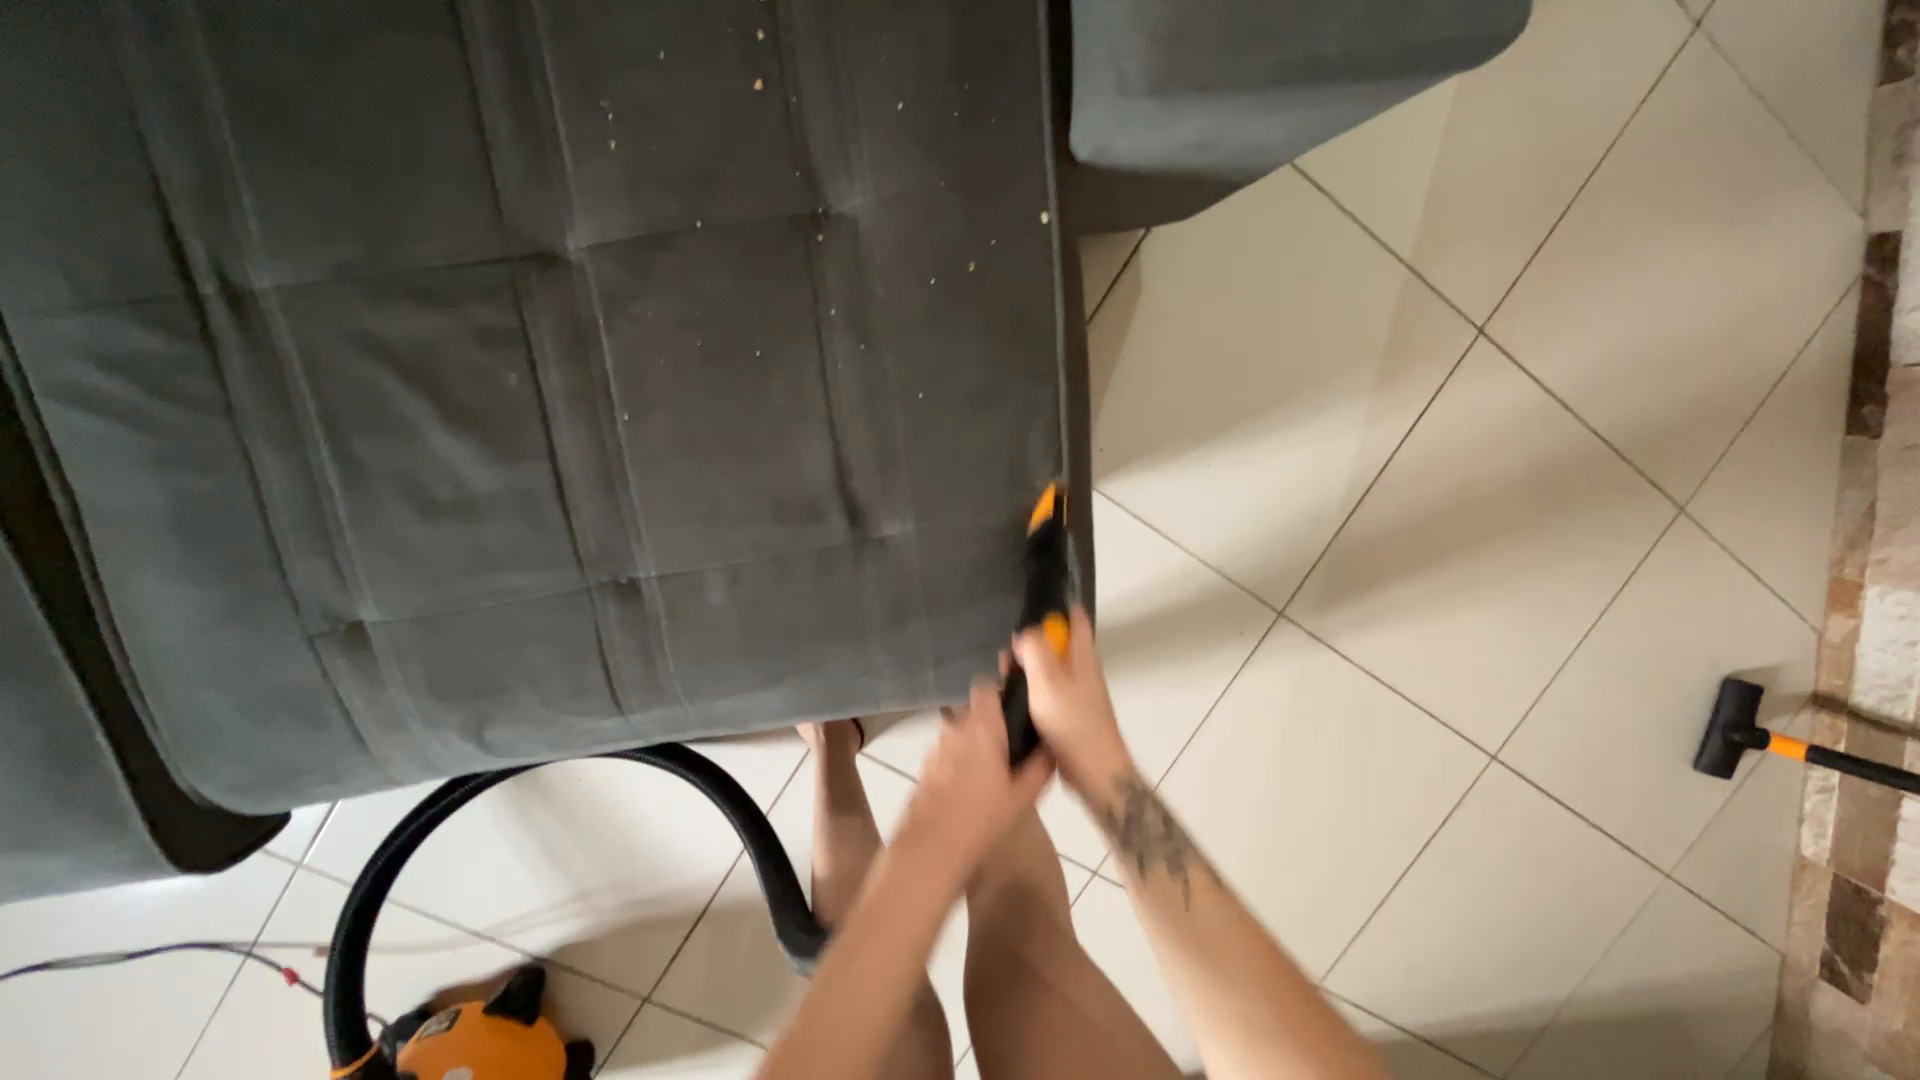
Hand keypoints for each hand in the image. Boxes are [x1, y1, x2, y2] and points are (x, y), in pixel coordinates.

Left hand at [893, 673, 1055, 882]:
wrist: (929, 848)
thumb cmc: (982, 818)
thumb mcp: (1024, 796)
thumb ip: (1041, 765)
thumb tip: (1050, 746)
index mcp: (981, 727)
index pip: (987, 686)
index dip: (1001, 693)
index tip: (1016, 711)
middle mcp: (955, 728)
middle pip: (975, 711)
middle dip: (991, 724)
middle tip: (1011, 750)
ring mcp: (935, 747)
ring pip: (960, 734)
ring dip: (974, 744)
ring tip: (992, 774)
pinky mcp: (924, 767)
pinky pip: (948, 753)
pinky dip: (959, 762)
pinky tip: (970, 791)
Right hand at [1011, 605, 1132, 795]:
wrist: (1094, 772)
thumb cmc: (1071, 722)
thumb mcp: (1048, 681)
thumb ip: (1036, 650)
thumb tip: (1026, 633)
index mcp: (1083, 657)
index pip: (1076, 619)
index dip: (1059, 606)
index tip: (1035, 603)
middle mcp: (1083, 672)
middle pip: (1059, 646)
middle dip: (1033, 643)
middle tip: (1006, 650)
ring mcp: (1078, 695)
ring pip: (1051, 672)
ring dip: (1029, 670)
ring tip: (1004, 674)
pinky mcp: (1070, 716)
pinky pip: (1048, 694)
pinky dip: (1031, 692)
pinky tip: (1014, 701)